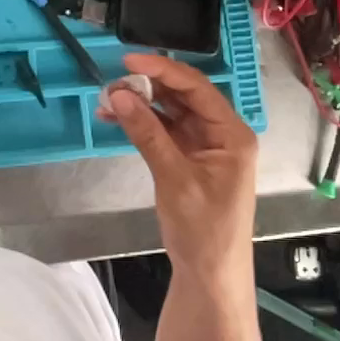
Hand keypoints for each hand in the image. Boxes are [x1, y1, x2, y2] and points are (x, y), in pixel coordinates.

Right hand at [105, 53, 257, 287]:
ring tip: (108, 100)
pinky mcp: (186, 157)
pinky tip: (114, 118)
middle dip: (147, 86)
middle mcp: (220, 133)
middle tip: (112, 84)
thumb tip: (119, 94)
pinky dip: (139, 121)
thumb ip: (147, 134)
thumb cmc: (204, 231)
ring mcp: (202, 145)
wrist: (210, 278)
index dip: (163, 69)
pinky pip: (161, 128)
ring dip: (140, 103)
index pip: (197, 87)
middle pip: (182, 95)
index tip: (129, 61)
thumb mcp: (175, 179)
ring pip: (169, 109)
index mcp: (232, 134)